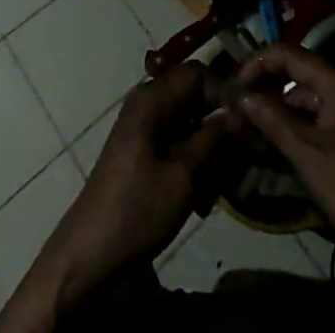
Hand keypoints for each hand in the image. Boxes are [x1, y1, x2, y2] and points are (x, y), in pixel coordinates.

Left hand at [61, 62, 232, 274]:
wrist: (86, 261)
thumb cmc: (136, 211)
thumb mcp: (184, 174)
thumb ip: (216, 136)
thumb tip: (246, 108)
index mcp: (151, 101)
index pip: (198, 73)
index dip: (224, 90)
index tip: (248, 118)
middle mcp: (147, 108)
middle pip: (196, 99)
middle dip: (221, 125)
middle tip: (242, 155)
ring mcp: (144, 133)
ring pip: (192, 125)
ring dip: (211, 152)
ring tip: (220, 186)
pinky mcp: (144, 157)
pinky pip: (180, 147)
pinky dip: (195, 166)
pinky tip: (203, 199)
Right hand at [231, 44, 334, 271]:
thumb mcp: (308, 154)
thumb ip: (273, 120)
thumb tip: (241, 96)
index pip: (288, 54)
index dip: (256, 64)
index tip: (230, 88)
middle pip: (294, 73)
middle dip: (262, 87)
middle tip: (231, 110)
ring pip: (301, 97)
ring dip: (273, 108)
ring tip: (242, 128)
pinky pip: (311, 117)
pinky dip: (288, 124)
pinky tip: (267, 143)